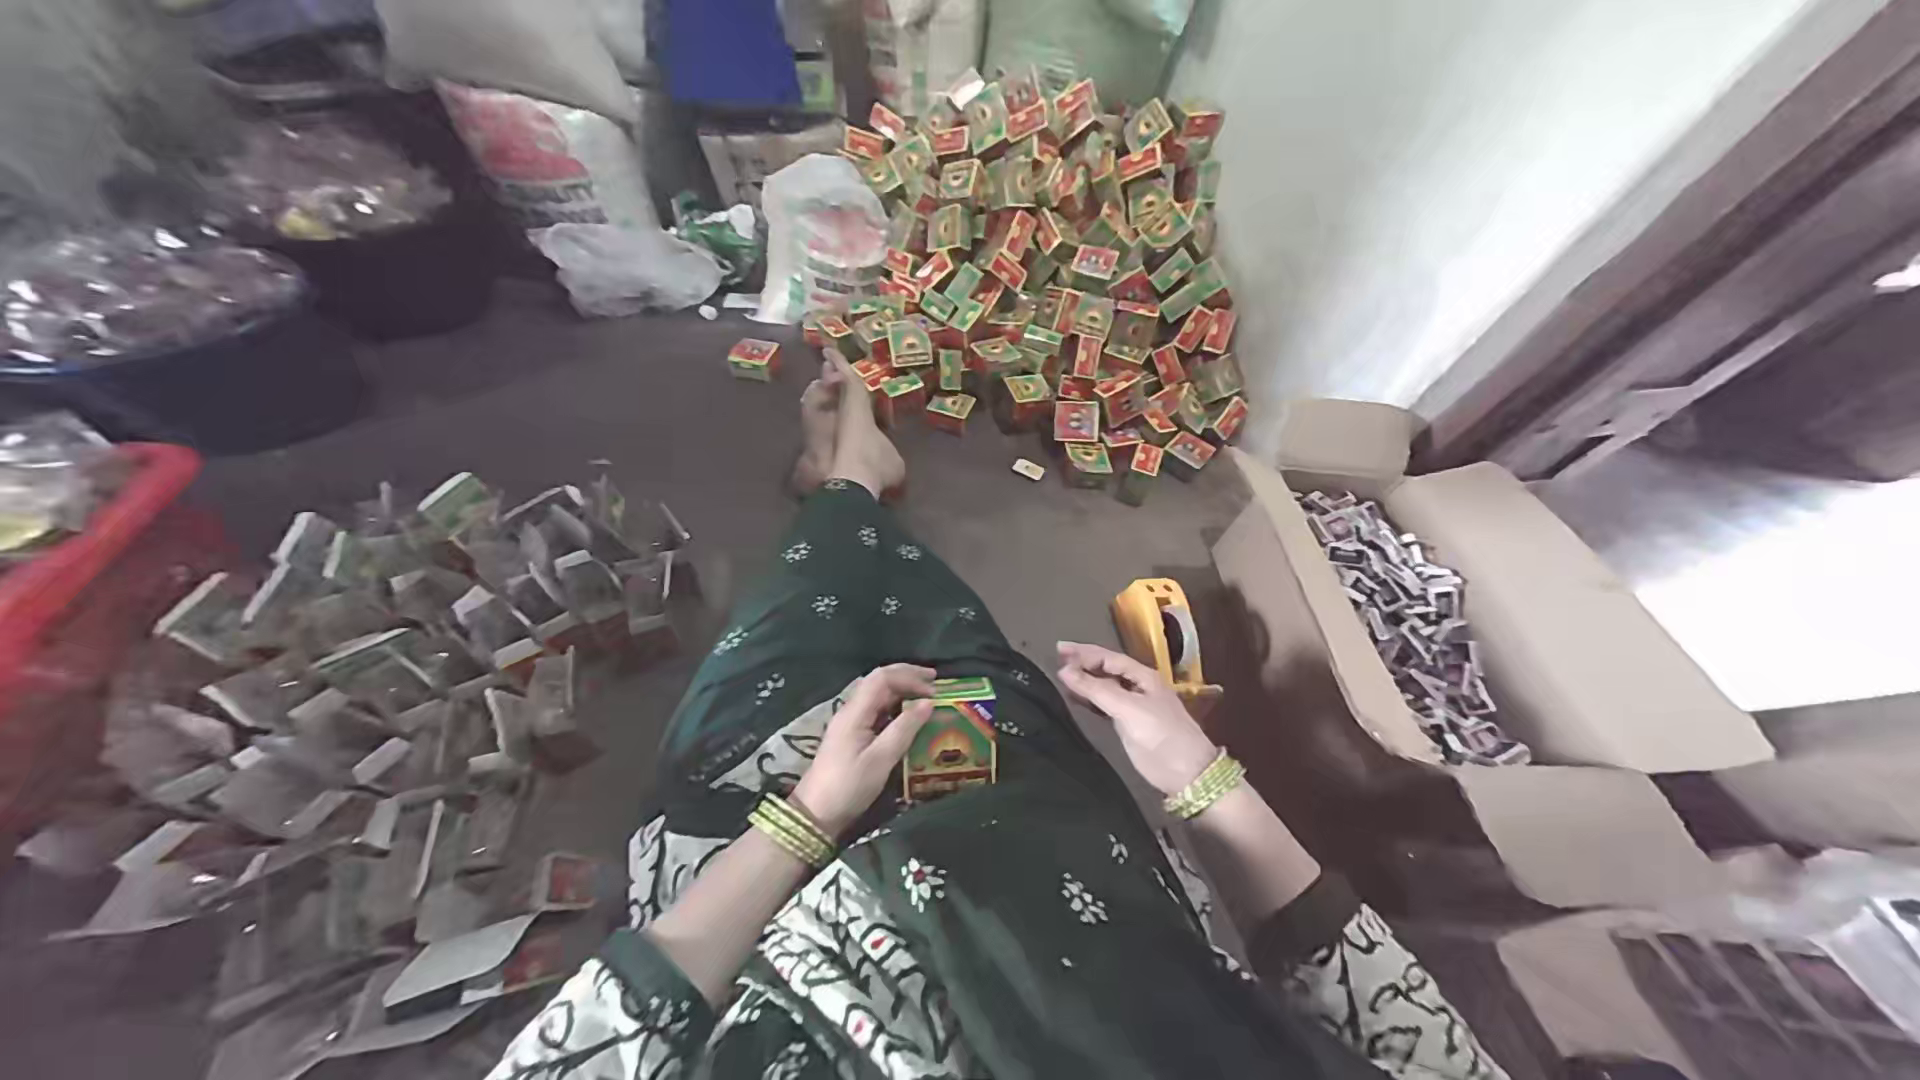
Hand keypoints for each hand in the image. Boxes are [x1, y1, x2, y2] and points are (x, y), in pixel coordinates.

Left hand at [790, 664, 937, 836]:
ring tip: (926, 697)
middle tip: (934, 683)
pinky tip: (909, 717)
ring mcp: (850, 723)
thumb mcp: (881, 759)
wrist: (816, 814)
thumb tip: (928, 703)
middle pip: (879, 681)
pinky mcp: (852, 735)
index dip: (909, 676)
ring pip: (878, 695)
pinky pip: (876, 711)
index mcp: (855, 711)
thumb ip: (905, 728)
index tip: (934, 685)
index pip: (882, 678)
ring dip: (902, 691)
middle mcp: (851, 710)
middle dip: (907, 677)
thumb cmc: (849, 786)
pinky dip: (896, 707)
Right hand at [1056, 641, 1218, 797]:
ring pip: (1104, 685)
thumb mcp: (1129, 710)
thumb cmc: (1161, 737)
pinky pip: (1103, 703)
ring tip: (1061, 674)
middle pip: (1106, 668)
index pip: (1109, 657)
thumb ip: (1097, 690)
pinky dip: (1088, 698)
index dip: (1084, 652)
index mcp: (1143, 677)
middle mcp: (1138, 686)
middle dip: (1083, 661)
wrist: (1188, 775)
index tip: (1059, 650)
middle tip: (1057, 656)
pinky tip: (1075, 697)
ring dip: (1084, 679)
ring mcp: (1133, 705)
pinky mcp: (1128, 724)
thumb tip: (1065, 671)